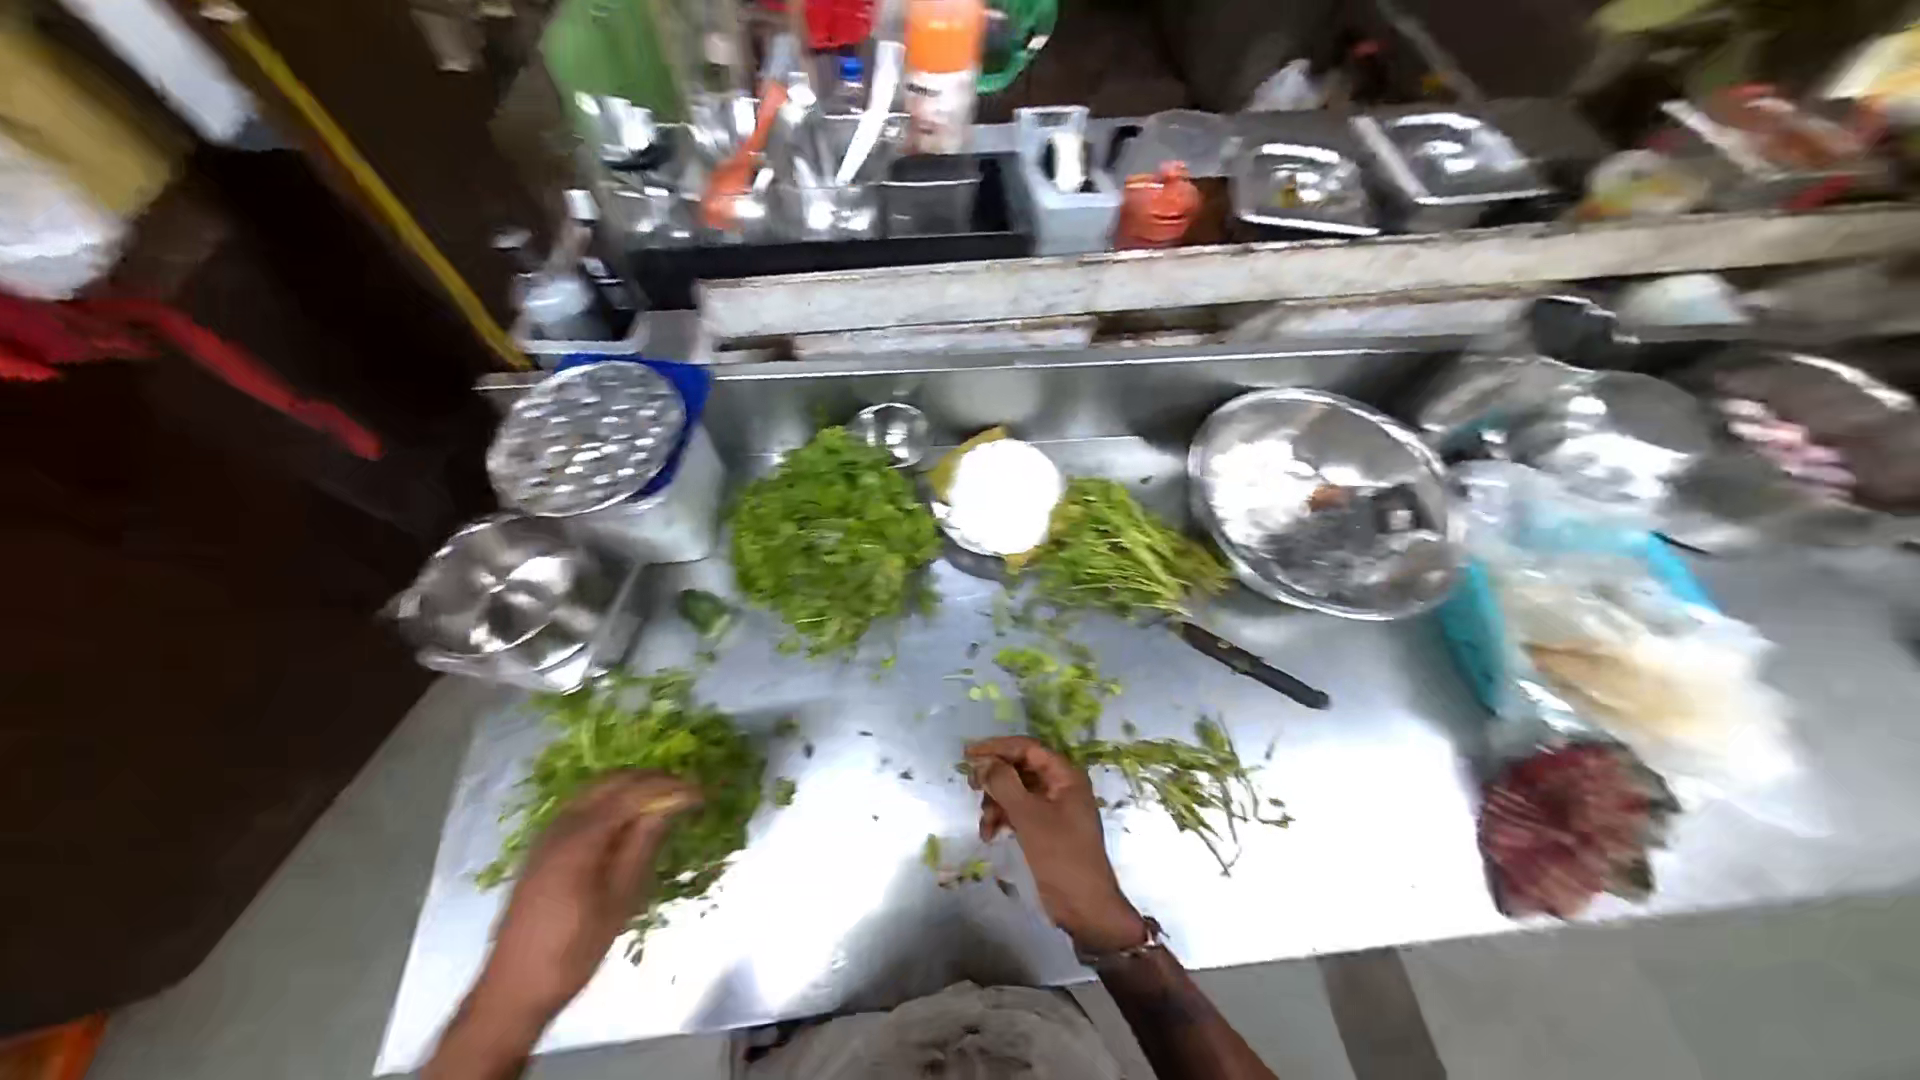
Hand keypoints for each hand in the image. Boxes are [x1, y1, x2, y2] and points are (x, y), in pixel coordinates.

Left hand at [475, 772, 701, 1026]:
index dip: (670, 787)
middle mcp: (561, 825)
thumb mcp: (619, 900)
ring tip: (664, 803)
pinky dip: (613, 801)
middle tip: (685, 794)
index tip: (701, 793)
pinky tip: (631, 821)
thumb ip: (643, 845)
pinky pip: (584, 806)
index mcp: (580, 838)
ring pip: (597, 790)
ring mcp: (548, 834)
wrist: (511, 992)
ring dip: (633, 788)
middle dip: (653, 780)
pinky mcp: (543, 848)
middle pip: (613, 781)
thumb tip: (669, 807)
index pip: (634, 793)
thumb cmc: (573, 951)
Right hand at [966, 736, 1146, 952]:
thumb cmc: (1061, 855)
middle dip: (995, 778)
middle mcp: (1060, 786)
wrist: (1084, 907)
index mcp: (1065, 775)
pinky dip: (1003, 818)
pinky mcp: (1044, 828)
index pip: (1027, 748)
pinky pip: (1018, 811)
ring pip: (1016, 791)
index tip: (969, 755)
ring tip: (985, 824)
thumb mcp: (1029, 816)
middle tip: (971, 786)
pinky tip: (990, 834)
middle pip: (1020, 768)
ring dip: (996, 803)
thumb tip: (983, 762)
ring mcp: (1053, 808)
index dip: (997, 747)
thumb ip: (1004, 783)